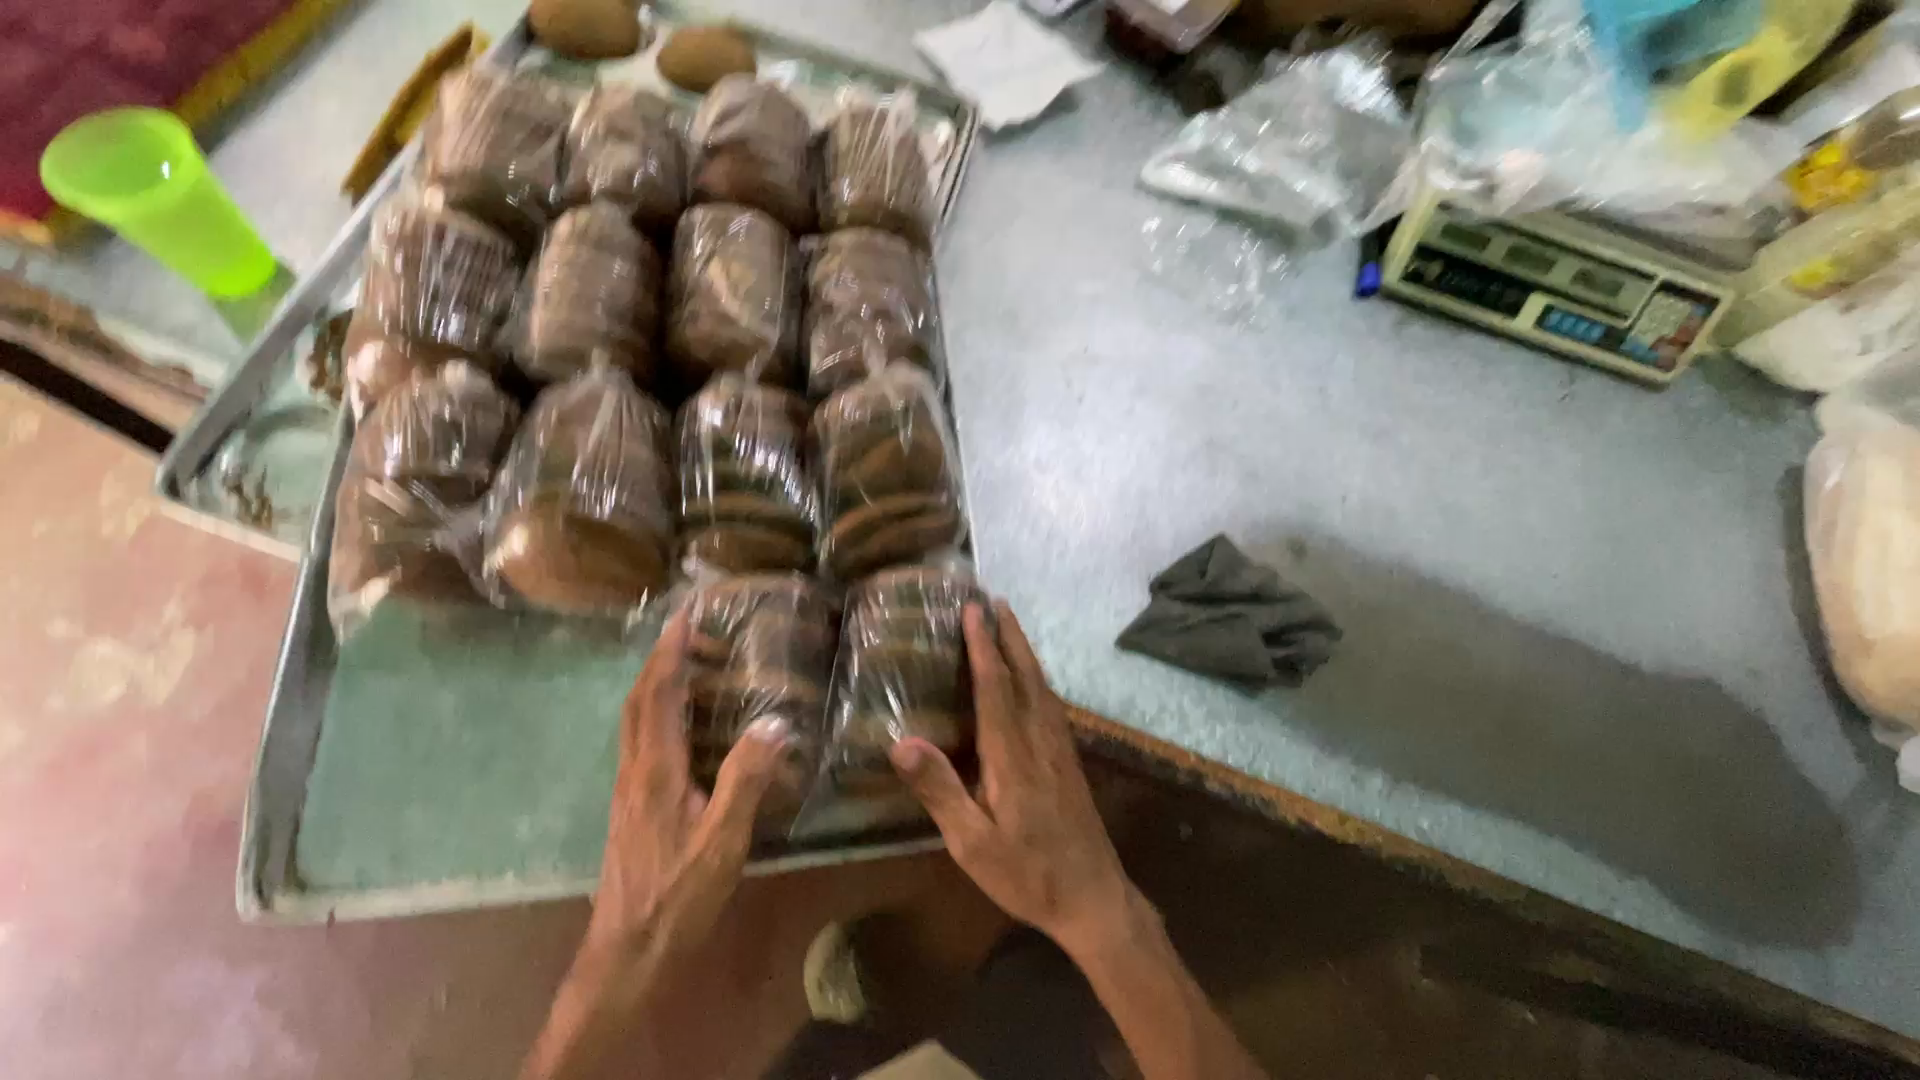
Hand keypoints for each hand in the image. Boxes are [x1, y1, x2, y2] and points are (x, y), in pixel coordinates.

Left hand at [588, 607, 790, 953]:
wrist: (628, 951)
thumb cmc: (678, 895)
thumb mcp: (722, 841)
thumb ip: (746, 780)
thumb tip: (775, 722)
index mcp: (655, 771)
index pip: (657, 695)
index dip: (670, 652)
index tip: (686, 616)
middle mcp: (634, 771)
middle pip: (638, 700)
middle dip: (662, 659)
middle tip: (696, 635)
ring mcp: (628, 790)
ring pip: (634, 720)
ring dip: (657, 684)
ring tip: (693, 668)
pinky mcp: (631, 806)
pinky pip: (640, 740)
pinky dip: (659, 713)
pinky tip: (685, 726)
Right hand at [888, 601, 1138, 952]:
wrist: (1093, 897)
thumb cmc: (1025, 873)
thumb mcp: (971, 843)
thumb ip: (940, 790)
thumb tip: (901, 740)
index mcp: (1012, 755)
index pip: (995, 687)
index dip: (982, 646)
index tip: (972, 609)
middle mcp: (1039, 740)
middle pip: (1025, 675)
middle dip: (1009, 635)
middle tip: (994, 599)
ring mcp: (1060, 749)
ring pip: (1042, 686)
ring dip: (1024, 651)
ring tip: (1009, 625)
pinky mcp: (1069, 761)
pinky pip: (1050, 703)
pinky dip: (1036, 677)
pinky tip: (1032, 681)